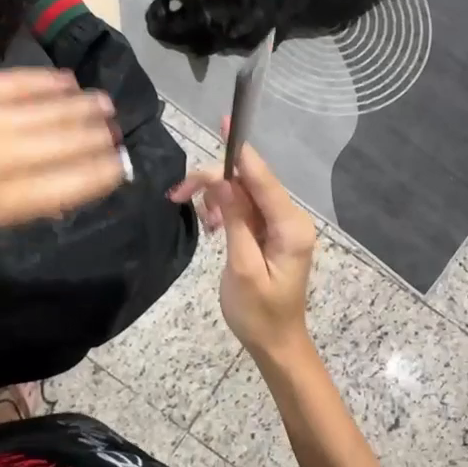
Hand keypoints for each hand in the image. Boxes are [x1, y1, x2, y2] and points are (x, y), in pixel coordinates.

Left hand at [0, 70, 124, 246]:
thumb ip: (13, 210)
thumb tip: (51, 192)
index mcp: (11, 202)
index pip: (76, 184)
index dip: (104, 173)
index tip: (118, 166)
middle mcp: (9, 158)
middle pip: (71, 144)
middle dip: (99, 138)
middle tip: (115, 131)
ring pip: (55, 110)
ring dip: (84, 108)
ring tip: (104, 105)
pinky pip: (22, 83)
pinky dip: (48, 83)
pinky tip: (67, 83)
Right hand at [168, 142, 316, 353]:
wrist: (275, 344)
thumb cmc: (259, 313)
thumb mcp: (242, 268)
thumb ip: (235, 222)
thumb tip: (223, 182)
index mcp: (290, 228)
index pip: (263, 179)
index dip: (241, 151)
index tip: (225, 122)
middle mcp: (289, 220)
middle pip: (249, 183)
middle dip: (214, 183)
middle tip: (177, 195)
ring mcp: (280, 227)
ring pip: (242, 194)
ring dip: (216, 200)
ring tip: (202, 225)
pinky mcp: (268, 234)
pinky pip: (243, 209)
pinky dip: (223, 212)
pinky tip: (212, 228)